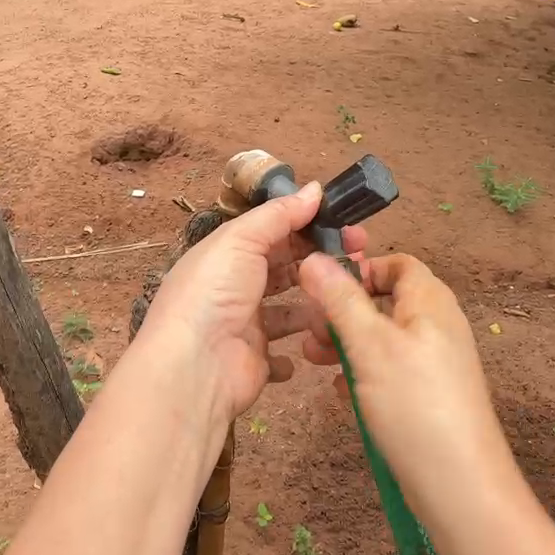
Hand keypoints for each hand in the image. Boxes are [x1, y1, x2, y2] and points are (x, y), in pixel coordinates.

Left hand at [133, 183, 366, 429]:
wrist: (194, 366)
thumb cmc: (215, 291)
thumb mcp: (242, 239)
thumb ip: (279, 214)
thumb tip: (315, 189)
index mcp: (227, 253)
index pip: (273, 233)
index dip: (309, 227)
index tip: (348, 226)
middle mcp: (235, 286)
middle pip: (284, 268)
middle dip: (319, 262)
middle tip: (361, 258)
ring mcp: (245, 325)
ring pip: (289, 310)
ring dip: (314, 304)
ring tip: (345, 297)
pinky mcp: (256, 361)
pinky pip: (283, 354)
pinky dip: (299, 348)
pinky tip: (317, 339)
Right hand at [297, 253, 510, 523]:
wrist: (462, 490)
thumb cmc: (415, 405)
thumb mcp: (370, 345)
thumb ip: (341, 300)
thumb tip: (314, 258)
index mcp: (430, 301)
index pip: (396, 263)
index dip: (361, 268)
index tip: (324, 287)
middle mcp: (435, 324)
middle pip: (384, 300)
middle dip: (343, 310)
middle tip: (310, 330)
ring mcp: (433, 362)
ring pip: (382, 337)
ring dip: (346, 342)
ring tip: (313, 360)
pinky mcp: (427, 396)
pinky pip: (389, 370)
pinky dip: (363, 373)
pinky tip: (341, 393)